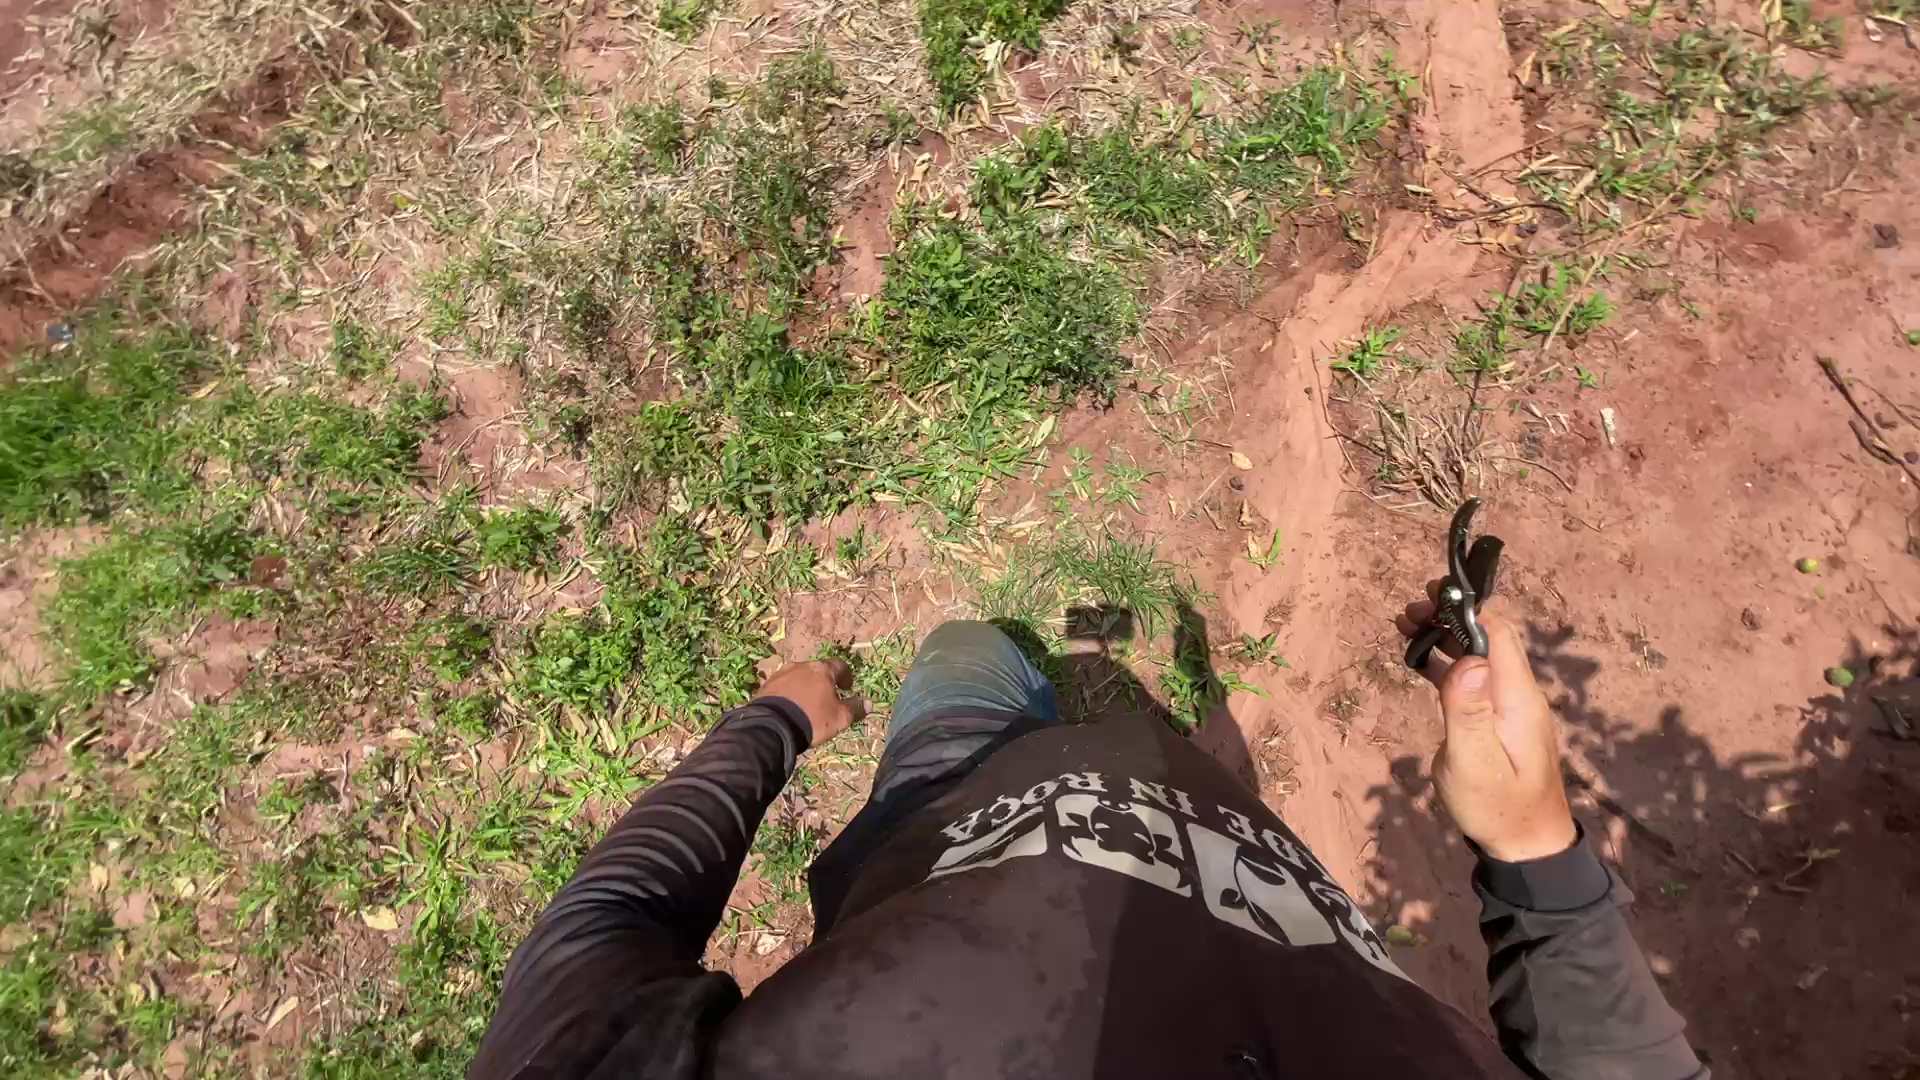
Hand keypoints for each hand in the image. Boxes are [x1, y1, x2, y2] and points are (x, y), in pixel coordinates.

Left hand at [754, 659, 863, 745]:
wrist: (772, 726)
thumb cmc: (812, 719)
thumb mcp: (839, 718)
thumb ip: (855, 709)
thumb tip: (869, 703)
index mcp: (822, 670)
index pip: (840, 666)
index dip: (846, 677)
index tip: (848, 688)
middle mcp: (802, 666)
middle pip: (818, 670)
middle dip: (824, 682)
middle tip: (828, 697)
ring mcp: (782, 674)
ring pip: (799, 677)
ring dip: (805, 687)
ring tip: (807, 704)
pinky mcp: (767, 686)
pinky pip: (783, 687)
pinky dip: (790, 694)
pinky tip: (790, 708)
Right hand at [1396, 588, 1576, 862]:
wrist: (1524, 844)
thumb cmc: (1494, 806)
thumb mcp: (1473, 763)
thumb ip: (1469, 712)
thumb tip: (1470, 660)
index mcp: (1518, 700)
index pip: (1499, 636)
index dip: (1468, 609)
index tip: (1430, 596)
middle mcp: (1517, 695)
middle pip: (1489, 639)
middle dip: (1450, 617)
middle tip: (1408, 611)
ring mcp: (1507, 706)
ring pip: (1477, 654)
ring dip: (1444, 635)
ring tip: (1405, 624)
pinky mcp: (1494, 717)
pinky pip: (1471, 676)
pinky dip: (1444, 659)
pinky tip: (1417, 655)